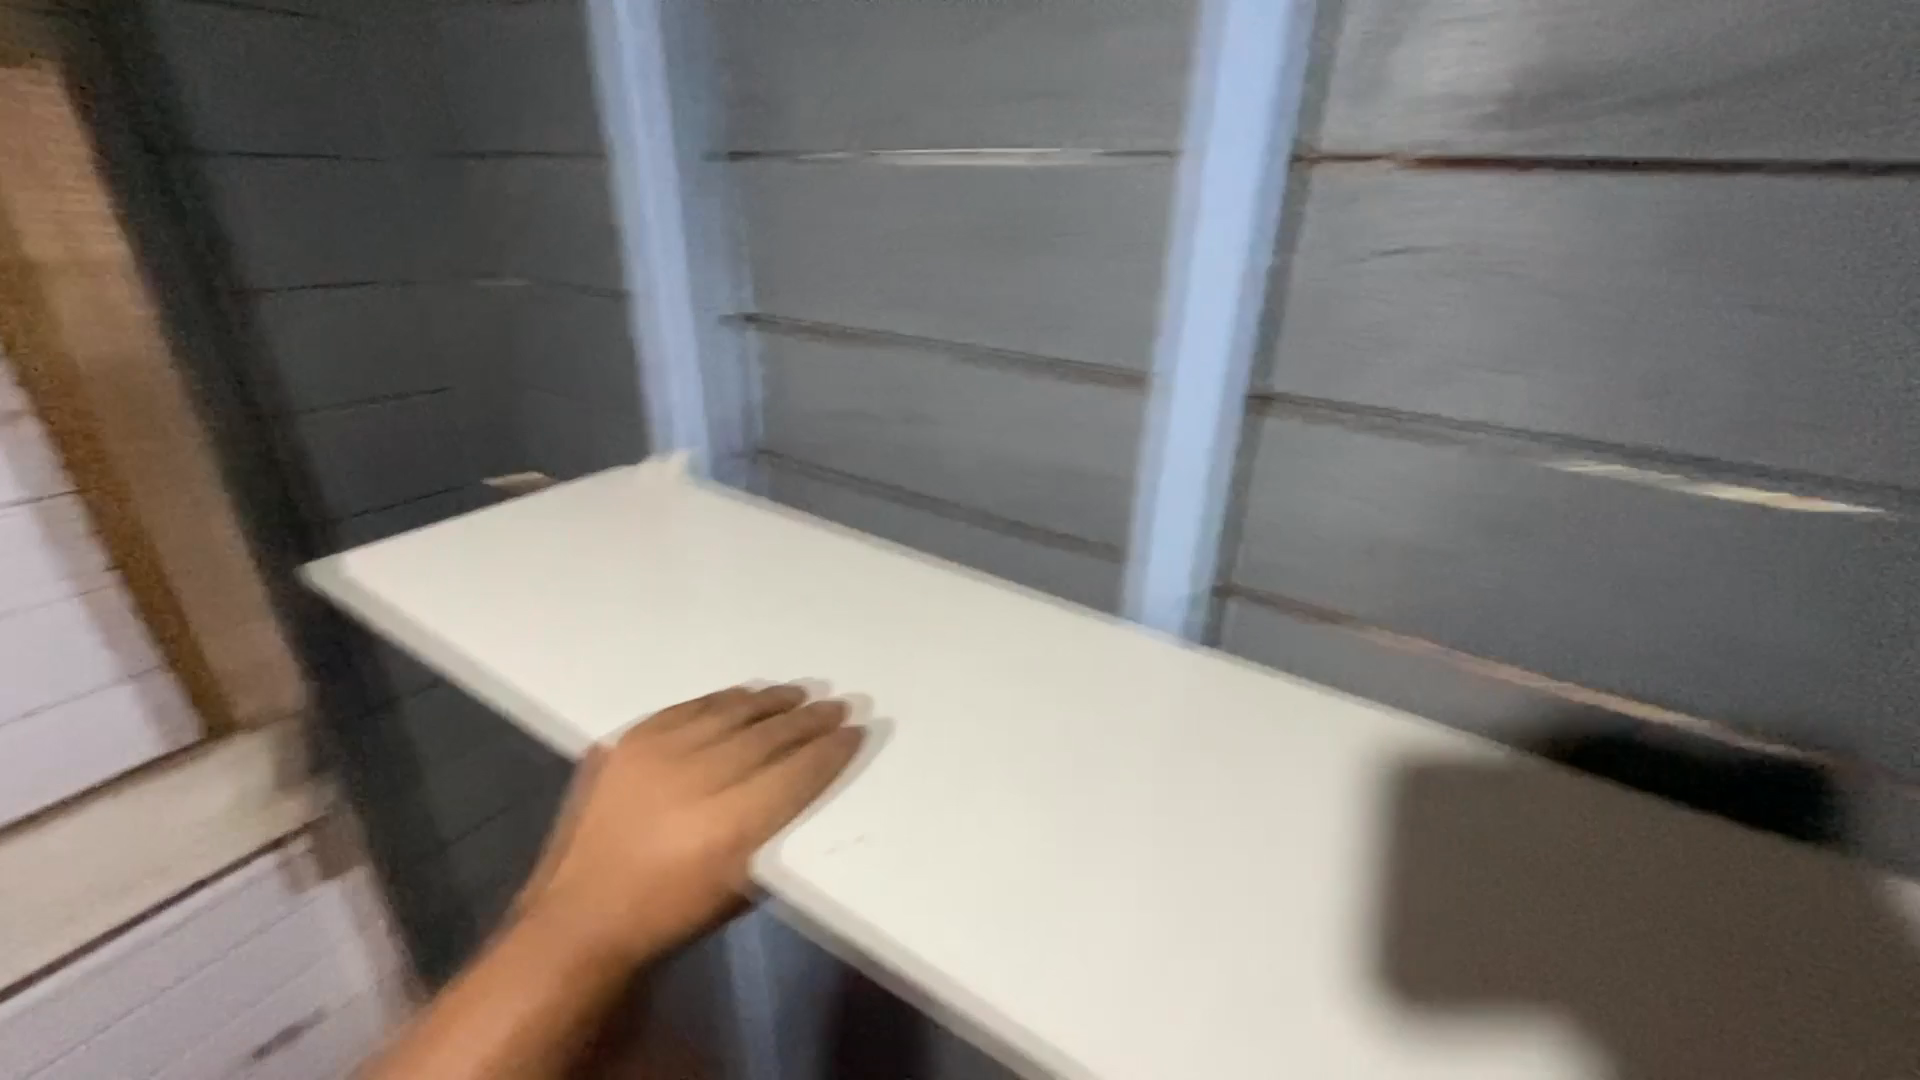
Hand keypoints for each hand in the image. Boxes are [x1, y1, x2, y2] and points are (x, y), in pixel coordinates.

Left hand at [517, 684, 863, 965]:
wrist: (582, 913)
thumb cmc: (672, 911)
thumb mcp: (741, 884)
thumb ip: (776, 826)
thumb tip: (806, 776)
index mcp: (730, 826)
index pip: (797, 772)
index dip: (831, 750)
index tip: (854, 732)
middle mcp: (697, 780)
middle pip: (769, 736)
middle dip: (809, 720)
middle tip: (836, 706)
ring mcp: (659, 754)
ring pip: (731, 713)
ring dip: (771, 702)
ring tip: (798, 693)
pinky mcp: (631, 741)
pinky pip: (689, 707)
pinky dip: (723, 699)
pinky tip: (745, 696)